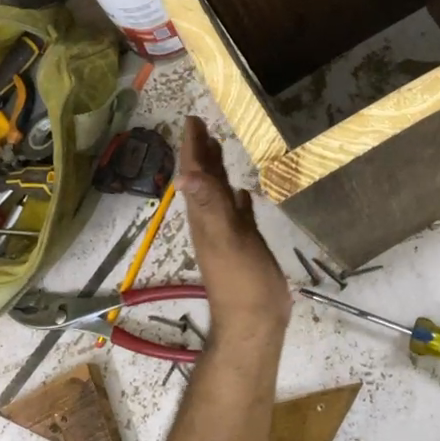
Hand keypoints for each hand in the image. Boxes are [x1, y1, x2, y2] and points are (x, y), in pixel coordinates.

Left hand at [177, 116, 291, 344]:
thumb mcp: (226, 239)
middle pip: (203, 179)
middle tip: (203, 124)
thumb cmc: (241, 281)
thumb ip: (209, 206)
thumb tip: (184, 174)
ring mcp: (228, 233)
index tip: (192, 119)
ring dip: (217, 170)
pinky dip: (238, 199)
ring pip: (218, 194)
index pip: (194, 173)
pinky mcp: (245, 244)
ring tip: (220, 146)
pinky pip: (238, 214)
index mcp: (204, 216)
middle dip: (201, 152)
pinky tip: (244, 193)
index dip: (192, 147)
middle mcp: (212, 221)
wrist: (254, 321)